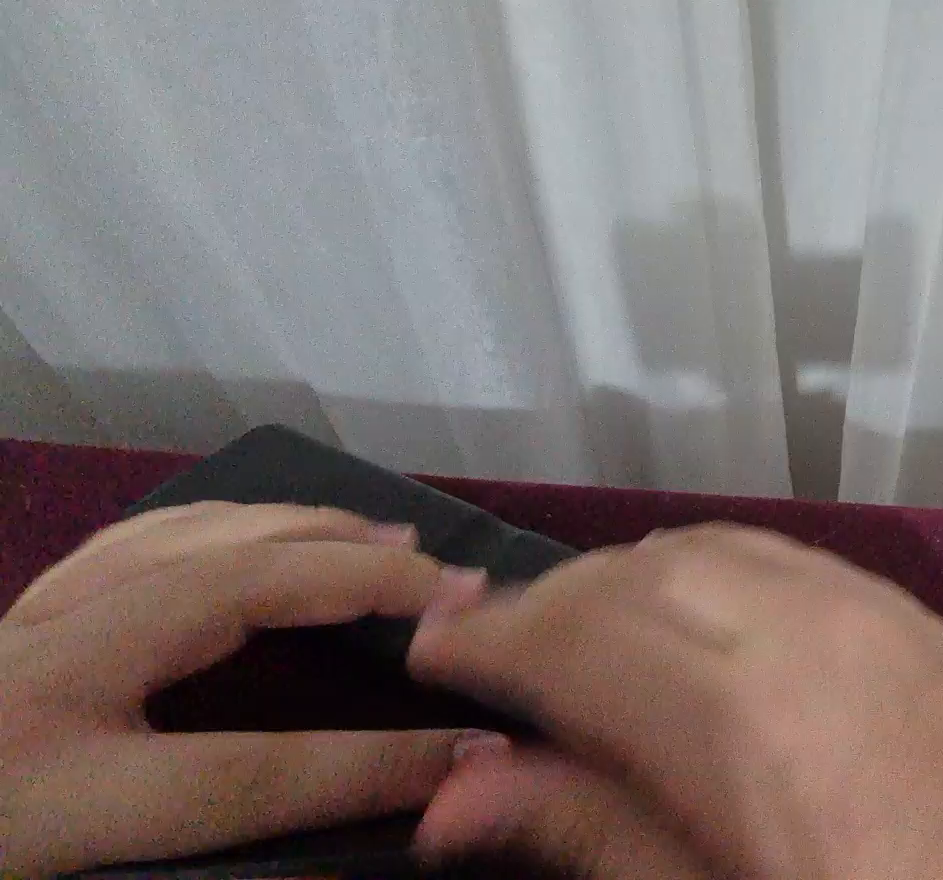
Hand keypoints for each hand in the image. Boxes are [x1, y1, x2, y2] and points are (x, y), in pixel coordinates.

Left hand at [0, 503, 487, 876]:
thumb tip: (348, 864)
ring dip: (313, 530)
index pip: (245, 774)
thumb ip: (203, 875)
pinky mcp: (7, 616)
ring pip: (189, 541)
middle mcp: (19, 688)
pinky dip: (238, 520)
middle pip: (229, 593)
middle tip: (458, 589)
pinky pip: (141, 538)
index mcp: (21, 797)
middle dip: (365, 581)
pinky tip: (286, 528)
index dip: (379, 764)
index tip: (475, 753)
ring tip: (396, 540)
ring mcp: (8, 634)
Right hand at [407, 524, 942, 878]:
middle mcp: (804, 628)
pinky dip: (696, 562)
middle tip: (484, 651)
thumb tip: (462, 796)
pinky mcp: (892, 593)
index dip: (495, 640)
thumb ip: (606, 840)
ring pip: (700, 547)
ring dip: (619, 576)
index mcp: (754, 727)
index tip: (430, 654)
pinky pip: (766, 548)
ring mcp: (858, 598)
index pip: (586, 642)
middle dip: (547, 602)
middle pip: (638, 577)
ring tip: (565, 628)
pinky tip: (674, 601)